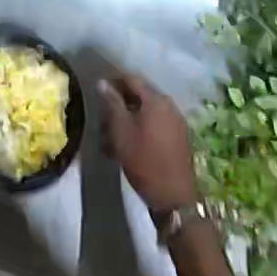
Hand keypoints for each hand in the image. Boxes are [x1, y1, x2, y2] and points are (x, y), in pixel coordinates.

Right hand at [97, 71, 198, 213]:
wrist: (174, 196)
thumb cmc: (144, 160)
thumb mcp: (121, 131)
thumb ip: (112, 103)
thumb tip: (102, 82)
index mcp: (156, 99)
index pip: (131, 79)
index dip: (113, 81)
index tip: (98, 90)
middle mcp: (169, 105)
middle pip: (140, 95)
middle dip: (120, 102)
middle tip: (103, 115)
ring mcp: (175, 121)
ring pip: (146, 111)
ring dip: (128, 117)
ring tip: (112, 134)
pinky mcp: (178, 137)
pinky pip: (155, 124)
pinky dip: (140, 128)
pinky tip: (127, 144)